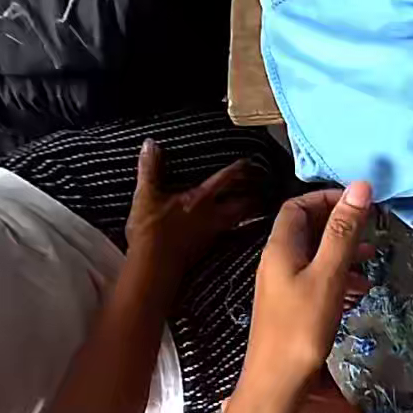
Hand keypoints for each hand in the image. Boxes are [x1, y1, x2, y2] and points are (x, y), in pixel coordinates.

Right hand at [125, 139, 259, 291]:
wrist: (153, 268)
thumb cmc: (152, 232)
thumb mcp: (146, 195)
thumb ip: (150, 167)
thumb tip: (150, 143)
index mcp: (202, 198)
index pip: (227, 178)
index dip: (240, 168)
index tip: (250, 161)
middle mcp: (214, 215)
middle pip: (245, 202)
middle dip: (256, 192)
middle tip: (266, 184)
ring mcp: (213, 233)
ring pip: (241, 220)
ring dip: (251, 211)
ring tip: (260, 204)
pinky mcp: (208, 248)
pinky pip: (232, 234)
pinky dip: (239, 227)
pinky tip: (237, 227)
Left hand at [240, 182, 373, 397]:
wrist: (277, 384)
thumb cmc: (302, 327)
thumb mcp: (328, 274)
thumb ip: (343, 231)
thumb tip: (360, 186)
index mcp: (280, 247)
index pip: (298, 206)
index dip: (326, 198)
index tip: (358, 203)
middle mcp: (277, 261)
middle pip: (306, 228)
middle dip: (339, 224)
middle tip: (370, 228)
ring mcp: (282, 285)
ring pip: (314, 255)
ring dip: (342, 251)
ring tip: (371, 257)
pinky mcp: (291, 306)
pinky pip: (316, 278)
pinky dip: (338, 276)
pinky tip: (359, 288)